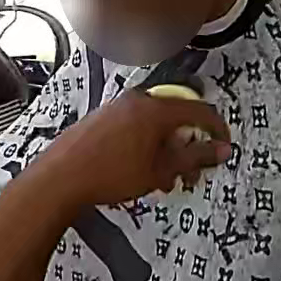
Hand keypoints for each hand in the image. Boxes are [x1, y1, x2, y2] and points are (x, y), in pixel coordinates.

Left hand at [30, 90, 231, 209]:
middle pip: (178, 118)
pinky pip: (136, 125)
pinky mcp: (102, 117)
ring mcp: (117, 107)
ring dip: (168, 149)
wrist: (57, 180)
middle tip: (191, 172)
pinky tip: (142, 171)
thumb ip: (195, 157)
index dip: (217, 129)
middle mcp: (138, 100)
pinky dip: (148, 144)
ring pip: (156, 124)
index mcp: (156, 108)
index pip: (200, 111)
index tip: (223, 146)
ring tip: (164, 179)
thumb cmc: (109, 175)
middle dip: (188, 146)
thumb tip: (221, 149)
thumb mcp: (161, 170)